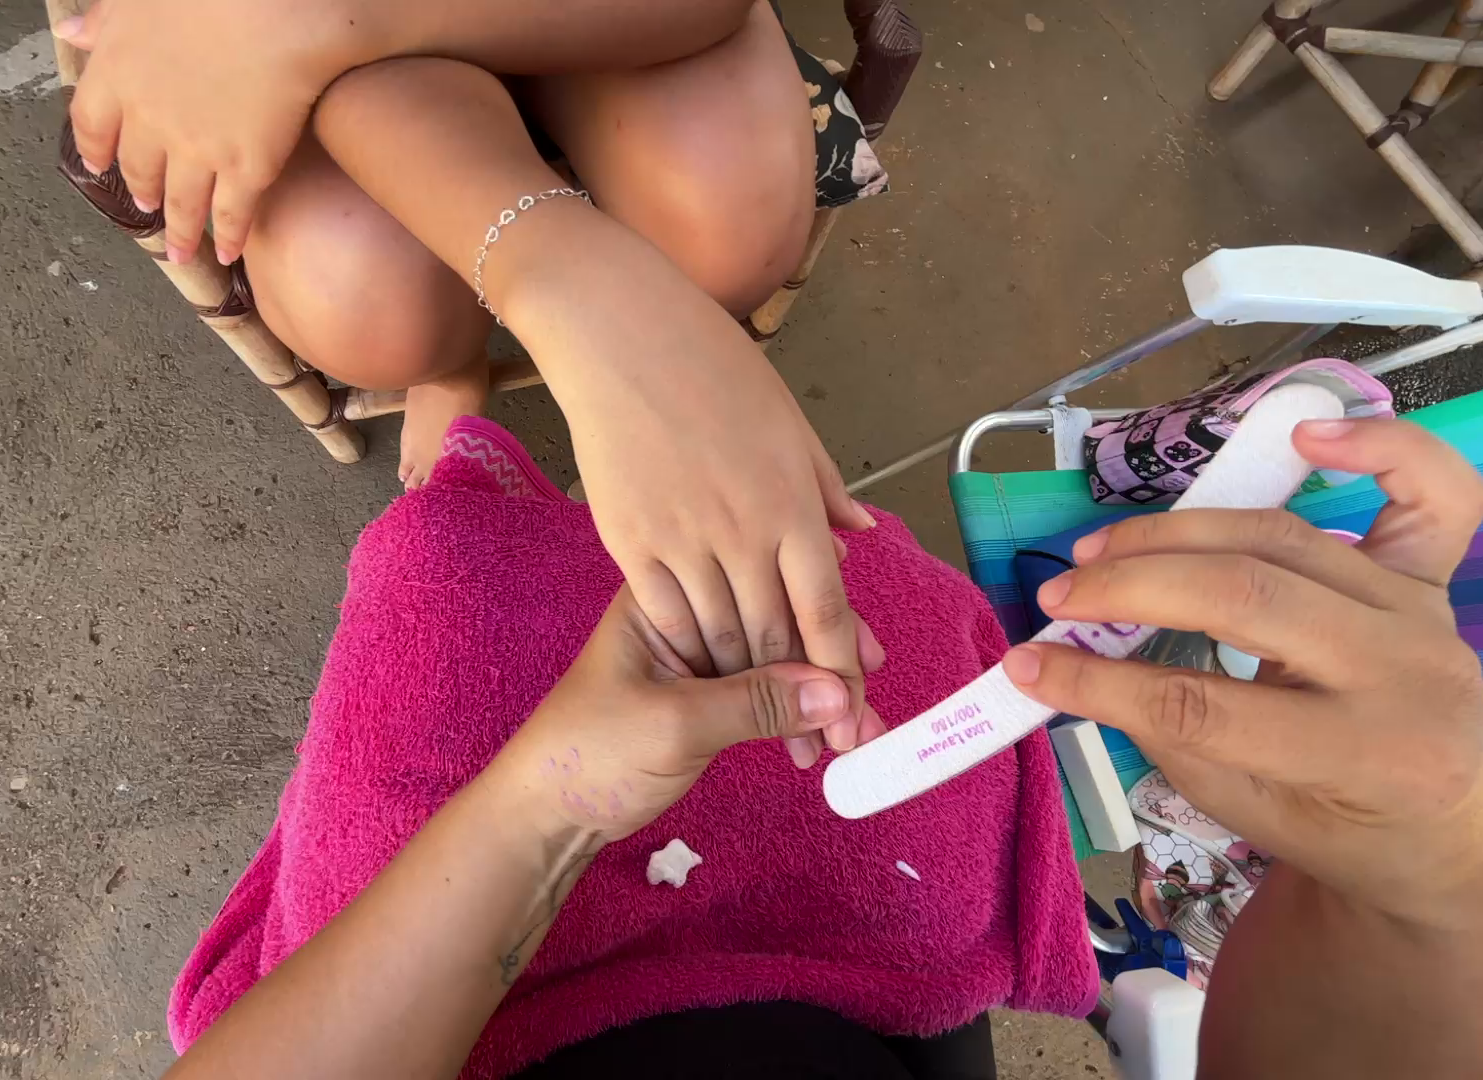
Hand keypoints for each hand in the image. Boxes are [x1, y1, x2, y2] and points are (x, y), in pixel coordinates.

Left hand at [55, 0, 368, 264]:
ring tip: (182, 252)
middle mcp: (152, 120)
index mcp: (118, 73)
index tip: (99, 167)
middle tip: (148, 209)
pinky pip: (233, 215)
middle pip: (140, 169)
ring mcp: (200, 151)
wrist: (276, 15)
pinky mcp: (247, 170)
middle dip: (142, 191)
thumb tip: (72, 33)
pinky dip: (228, 239)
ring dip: (180, 232)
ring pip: (183, 204)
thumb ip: (106, 19)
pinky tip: (228, 257)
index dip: (95, 150)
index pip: (92, 124)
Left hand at [493, 587, 884, 842]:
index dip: (815, 620)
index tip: (863, 658)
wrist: (550, 812)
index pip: (755, 589)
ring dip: (822, 693)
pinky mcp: (711, 695)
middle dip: (828, 660)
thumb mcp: (673, 724)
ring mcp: (702, 658)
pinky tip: (832, 736)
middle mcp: (691, 615)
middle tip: (871, 698)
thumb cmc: (592, 752)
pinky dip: (801, 714)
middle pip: (775, 623)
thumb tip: (838, 693)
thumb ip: (753, 703)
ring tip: (864, 730)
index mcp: (668, 596)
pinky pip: (767, 694)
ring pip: (778, 661)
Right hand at [561, 316, 884, 766]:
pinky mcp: (628, 544)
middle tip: (817, 754)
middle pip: (775, 635)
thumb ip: (825, 490)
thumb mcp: (790, 424)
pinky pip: (667, 615)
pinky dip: (691, 654)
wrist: (621, 339)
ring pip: (721, 636)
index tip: (855, 718)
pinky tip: (707, 681)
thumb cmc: (716, 370)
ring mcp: (680, 540)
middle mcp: (741, 532)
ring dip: (747, 692)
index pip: (823, 605)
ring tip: (768, 740)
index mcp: (789, 502)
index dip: (842, 669)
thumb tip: (862, 539)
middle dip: (801, 704)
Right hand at [1003, 418, 1482, 932]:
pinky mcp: (1431, 581)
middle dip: (1127, 589)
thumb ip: (1149, 721)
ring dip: (1170, 533)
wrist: (1436, 828)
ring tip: (1098, 549)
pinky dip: (1383, 450)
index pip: (1198, 703)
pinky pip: (1432, 499)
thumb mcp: (1224, 799)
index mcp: (1363, 755)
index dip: (1094, 682)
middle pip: (1242, 597)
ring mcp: (1424, 613)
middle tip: (1057, 596)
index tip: (1023, 665)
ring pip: (1277, 538)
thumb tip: (1056, 658)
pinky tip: (1309, 435)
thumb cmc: (1321, 822)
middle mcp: (1408, 671)